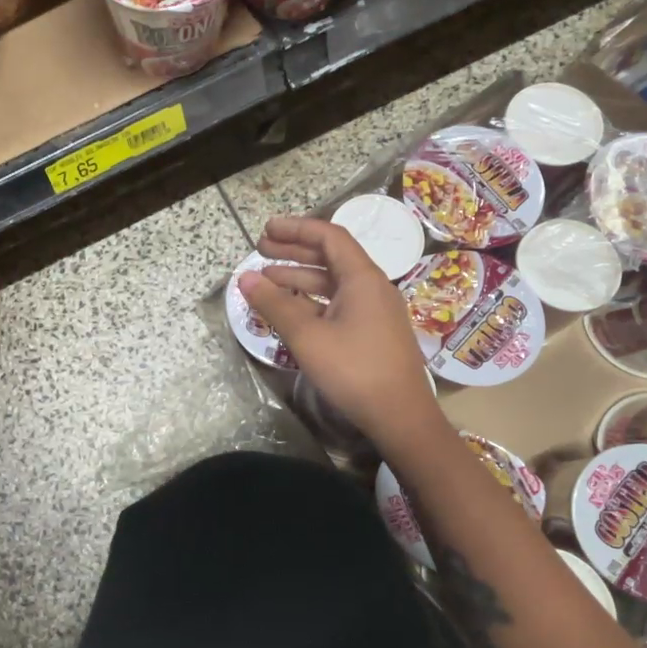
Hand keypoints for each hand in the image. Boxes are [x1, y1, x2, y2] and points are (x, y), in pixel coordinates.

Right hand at [238, 217, 446, 449]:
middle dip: (294, 251)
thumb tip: (245, 278)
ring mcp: (374, 311)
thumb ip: (274, 304)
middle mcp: (372, 287)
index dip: (296, 229)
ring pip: (332, 282)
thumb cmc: (355, 371)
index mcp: (362, 279)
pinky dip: (311, 300)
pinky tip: (290, 310)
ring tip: (266, 281)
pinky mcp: (372, 332)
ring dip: (299, 277)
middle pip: (330, 257)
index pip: (329, 236)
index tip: (266, 230)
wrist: (402, 418)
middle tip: (260, 250)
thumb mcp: (307, 337)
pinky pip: (337, 303)